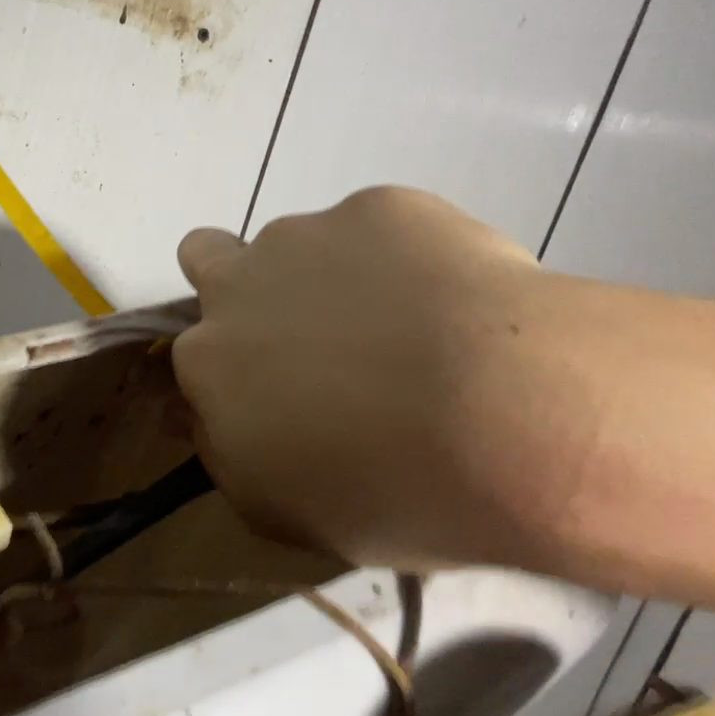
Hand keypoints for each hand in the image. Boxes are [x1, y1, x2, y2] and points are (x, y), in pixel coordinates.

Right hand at [170, 187, 558, 570]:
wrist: (517, 420)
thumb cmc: (388, 487)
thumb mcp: (280, 508)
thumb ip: (227, 453)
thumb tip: (210, 419)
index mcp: (206, 357)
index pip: (197, 351)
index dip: (238, 370)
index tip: (285, 396)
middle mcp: (235, 285)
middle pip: (205, 255)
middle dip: (241, 281)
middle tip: (314, 330)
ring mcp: (307, 237)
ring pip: (302, 241)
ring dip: (334, 274)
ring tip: (417, 326)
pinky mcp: (383, 207)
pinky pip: (385, 225)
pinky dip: (411, 257)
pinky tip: (463, 303)